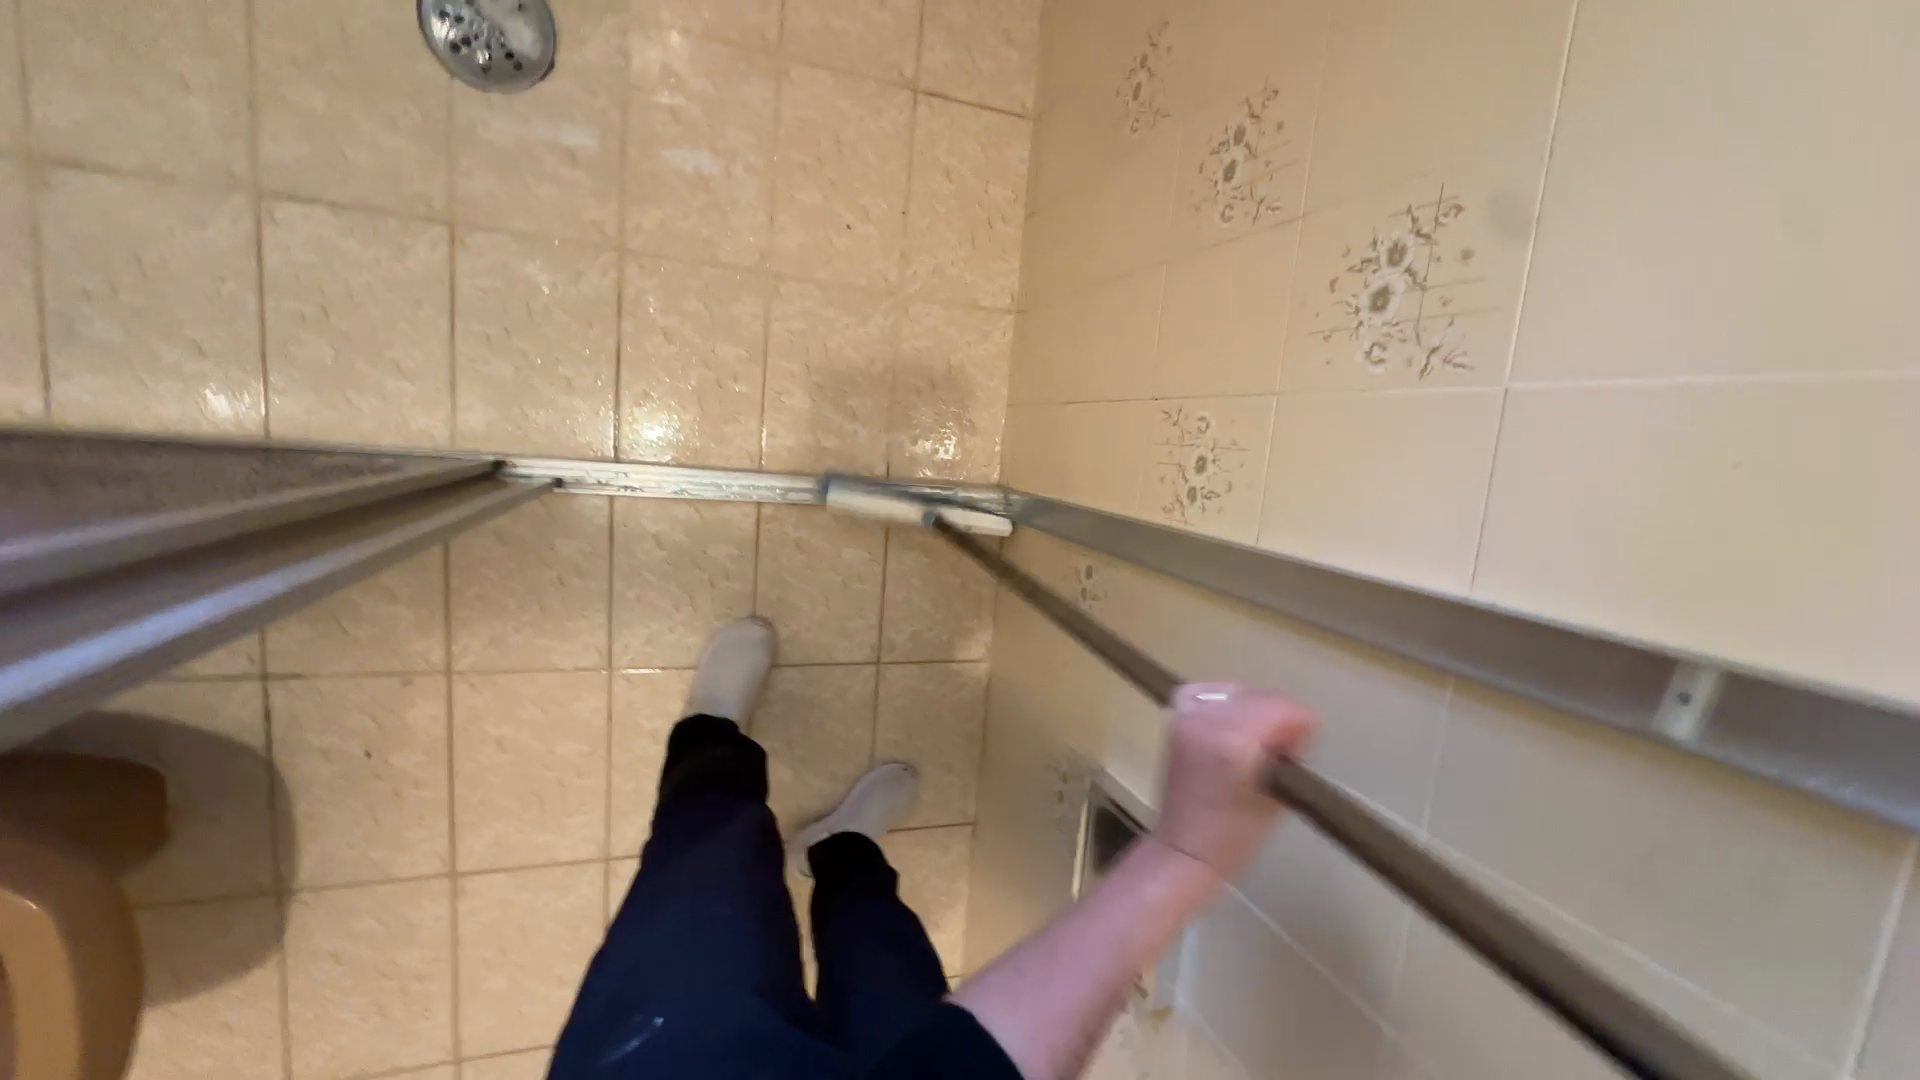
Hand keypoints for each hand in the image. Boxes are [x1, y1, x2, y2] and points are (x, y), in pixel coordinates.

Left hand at [1150, 682, 1317, 879]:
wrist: (1183, 846)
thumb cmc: (1236, 835)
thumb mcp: (1278, 796)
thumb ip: (1290, 753)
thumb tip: (1299, 727)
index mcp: (1233, 742)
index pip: (1279, 707)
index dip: (1300, 721)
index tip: (1306, 741)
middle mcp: (1207, 721)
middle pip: (1258, 696)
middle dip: (1280, 715)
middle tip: (1286, 744)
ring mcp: (1187, 718)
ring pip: (1235, 691)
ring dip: (1254, 707)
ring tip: (1261, 735)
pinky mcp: (1175, 720)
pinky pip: (1204, 693)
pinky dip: (1222, 699)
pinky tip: (1233, 718)